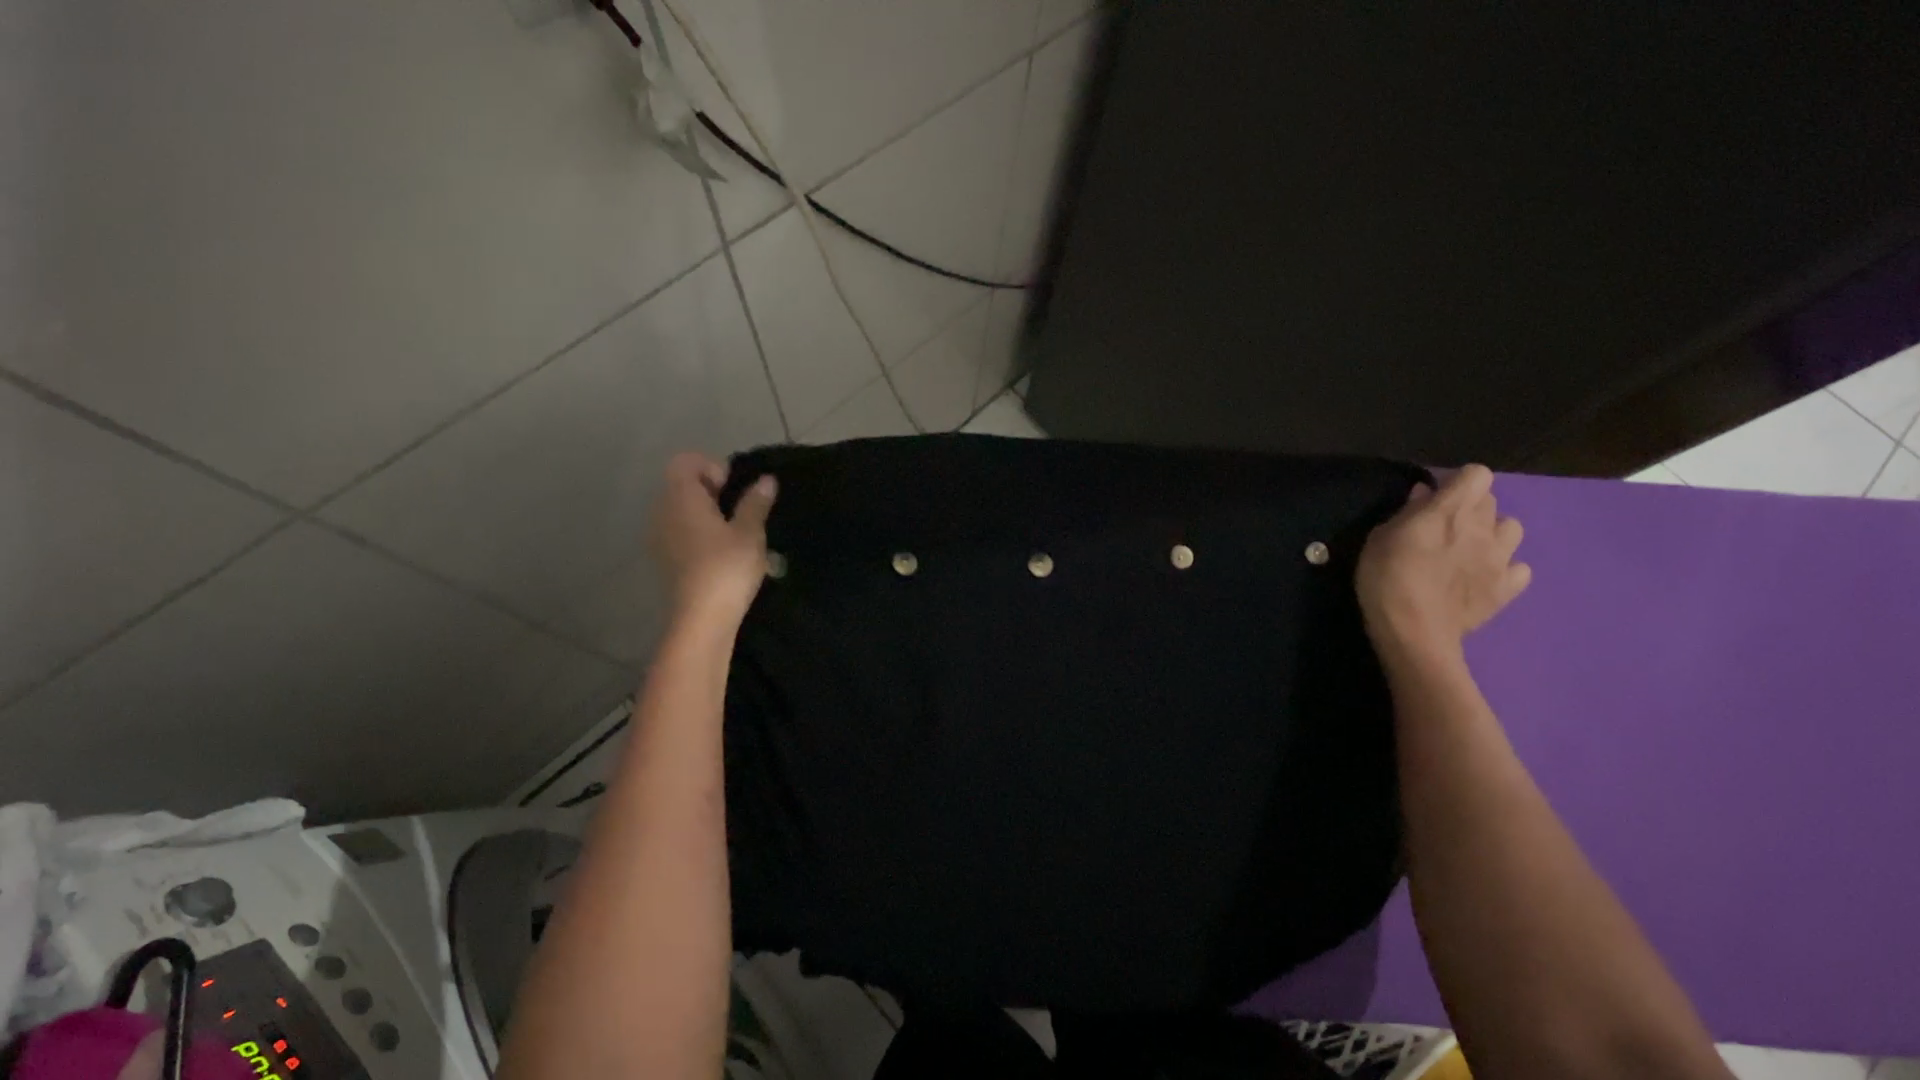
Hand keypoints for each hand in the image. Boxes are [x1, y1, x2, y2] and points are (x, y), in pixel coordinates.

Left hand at [651, 452, 777, 623]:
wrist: (700, 620)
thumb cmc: (726, 567)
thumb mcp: (749, 532)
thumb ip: (755, 503)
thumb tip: (766, 480)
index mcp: (681, 497)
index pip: (686, 462)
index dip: (711, 467)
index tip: (734, 490)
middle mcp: (662, 511)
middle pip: (682, 485)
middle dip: (712, 492)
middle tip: (740, 512)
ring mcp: (659, 537)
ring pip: (681, 511)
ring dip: (706, 515)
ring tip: (734, 536)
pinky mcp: (664, 561)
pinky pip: (679, 533)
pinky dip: (698, 535)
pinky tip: (721, 556)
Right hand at [1356, 464, 1529, 664]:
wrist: (1413, 632)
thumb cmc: (1387, 579)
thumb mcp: (1380, 538)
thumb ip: (1407, 513)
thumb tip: (1424, 494)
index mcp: (1451, 510)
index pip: (1477, 474)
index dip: (1459, 482)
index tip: (1438, 497)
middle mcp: (1483, 527)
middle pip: (1490, 500)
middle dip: (1471, 507)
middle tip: (1446, 527)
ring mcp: (1500, 558)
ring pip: (1513, 529)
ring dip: (1494, 534)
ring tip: (1471, 550)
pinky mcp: (1507, 588)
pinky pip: (1520, 569)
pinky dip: (1507, 570)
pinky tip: (1485, 578)